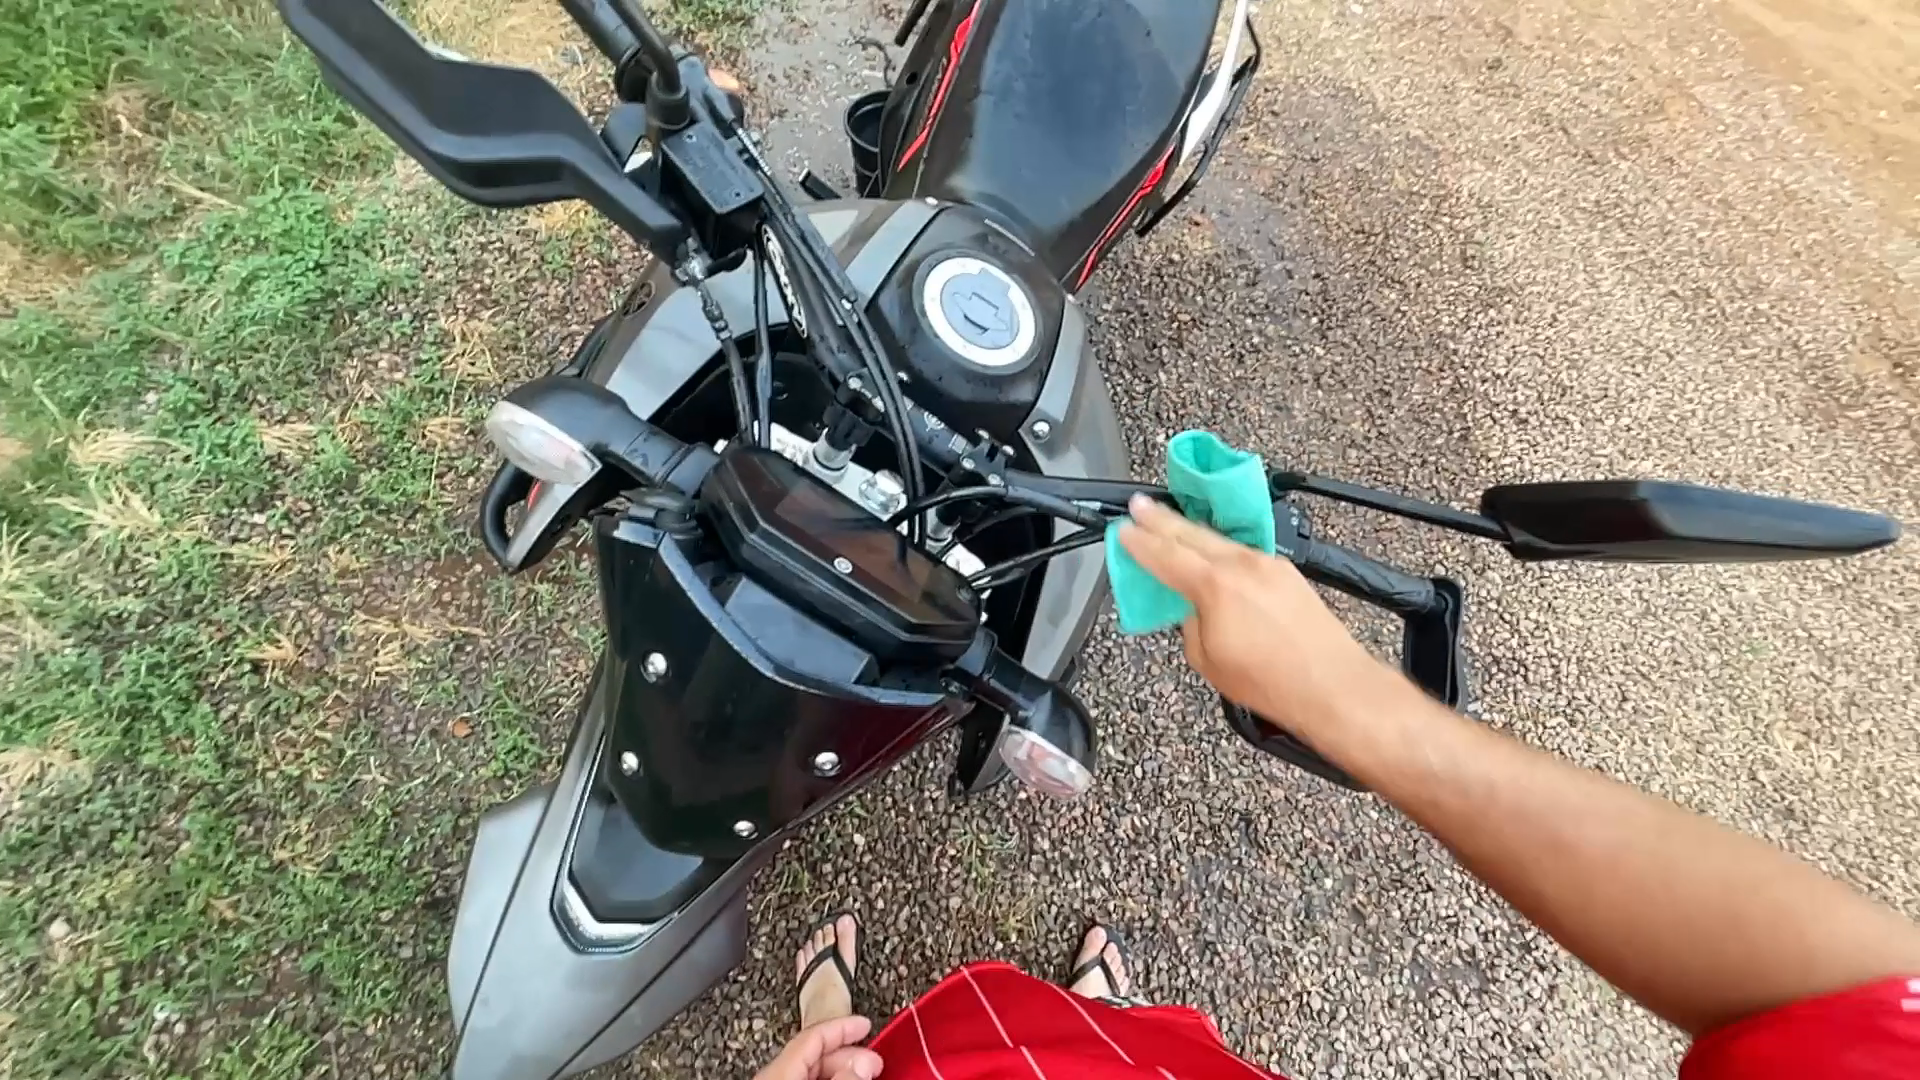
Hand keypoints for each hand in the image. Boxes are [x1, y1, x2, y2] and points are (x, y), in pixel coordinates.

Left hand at [752, 1016, 883, 1079]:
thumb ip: (840, 1078)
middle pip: (814, 1051)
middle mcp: (774, 1074)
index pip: (815, 1033)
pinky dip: (827, 1079)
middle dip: (847, 1052)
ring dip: (839, 1069)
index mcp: (779, 1070)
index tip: (866, 1024)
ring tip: (862, 1074)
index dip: (844, 1025)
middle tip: (873, 1061)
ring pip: (811, 1070)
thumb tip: (862, 1062)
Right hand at [1115, 495, 1387, 740]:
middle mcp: (1241, 565)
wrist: (1333, 686)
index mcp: (1215, 586)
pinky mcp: (1285, 573)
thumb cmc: (1269, 682)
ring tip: (1168, 520)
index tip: (1123, 530)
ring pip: (1218, 539)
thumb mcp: (1206, 659)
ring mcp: (1267, 565)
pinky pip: (1241, 551)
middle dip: (1160, 519)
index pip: (1165, 555)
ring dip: (1189, 529)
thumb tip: (1192, 606)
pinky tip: (1209, 548)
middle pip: (1191, 533)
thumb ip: (1190, 622)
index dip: (1139, 542)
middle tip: (1139, 505)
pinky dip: (1218, 546)